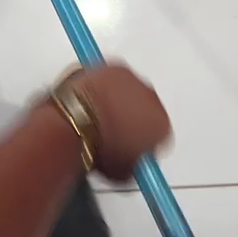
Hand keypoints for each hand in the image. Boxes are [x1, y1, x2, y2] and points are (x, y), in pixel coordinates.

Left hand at [71, 64, 171, 181]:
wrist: (76, 121)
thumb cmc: (100, 149)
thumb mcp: (122, 172)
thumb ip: (134, 162)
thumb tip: (127, 159)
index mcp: (162, 125)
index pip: (158, 134)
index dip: (140, 141)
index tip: (125, 146)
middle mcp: (152, 97)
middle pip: (145, 107)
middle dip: (131, 116)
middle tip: (110, 129)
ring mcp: (131, 77)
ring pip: (128, 89)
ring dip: (117, 97)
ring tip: (96, 112)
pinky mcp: (110, 64)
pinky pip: (110, 76)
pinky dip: (101, 84)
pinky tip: (87, 97)